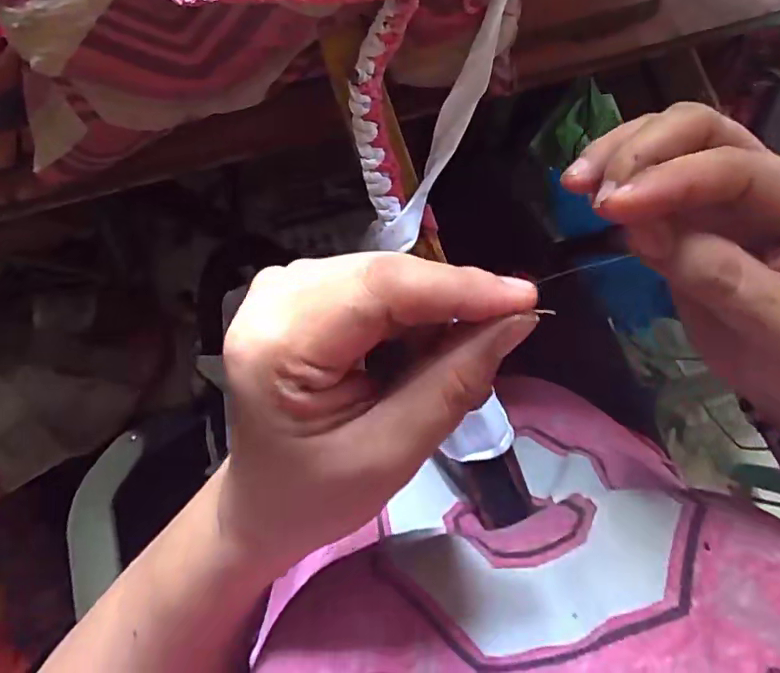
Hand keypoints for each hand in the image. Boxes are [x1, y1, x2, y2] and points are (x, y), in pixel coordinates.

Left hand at [218, 253, 538, 566]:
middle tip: (505, 333)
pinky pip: (372, 284)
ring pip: (384, 276)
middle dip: (451, 301)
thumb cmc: (312, 494)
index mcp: (278, 340)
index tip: (523, 297)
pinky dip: (408, 313)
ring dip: (432, 311)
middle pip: (384, 275)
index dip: (457, 286)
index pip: (380, 287)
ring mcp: (282, 284)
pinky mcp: (298, 288)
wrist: (256, 503)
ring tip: (457, 359)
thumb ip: (452, 383)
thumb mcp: (388, 454)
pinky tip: (420, 350)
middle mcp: (274, 294)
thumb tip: (514, 321)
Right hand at [561, 103, 779, 462]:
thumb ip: (718, 273)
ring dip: (617, 153)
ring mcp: (730, 191)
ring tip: (575, 184)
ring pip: (668, 139)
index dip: (669, 178)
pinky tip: (583, 192)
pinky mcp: (694, 211)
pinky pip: (649, 176)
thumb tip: (643, 229)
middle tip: (593, 190)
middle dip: (640, 148)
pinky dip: (614, 177)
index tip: (612, 207)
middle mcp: (773, 178)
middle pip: (699, 128)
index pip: (733, 165)